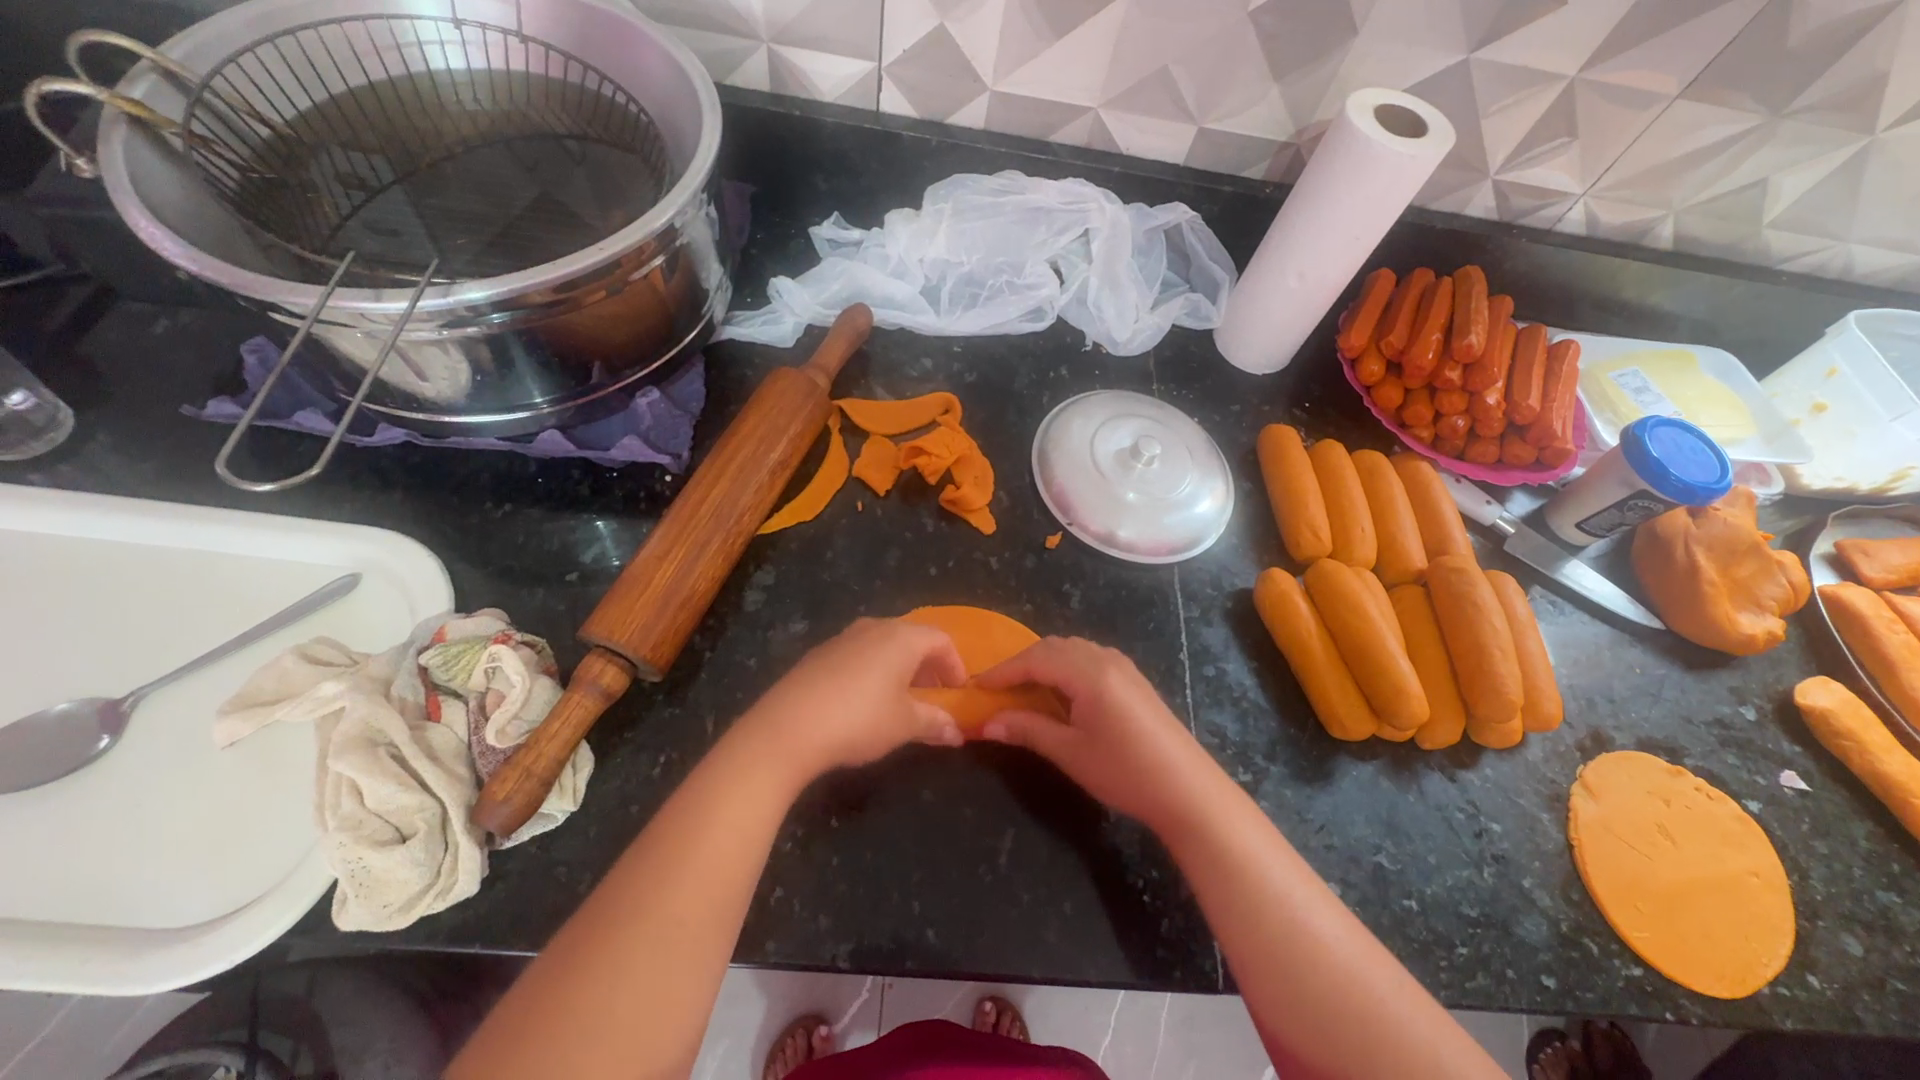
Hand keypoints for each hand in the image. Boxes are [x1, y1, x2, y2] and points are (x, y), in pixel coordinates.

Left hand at [738, 617, 967, 778]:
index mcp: (901, 638)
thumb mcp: (904, 725)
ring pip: (881, 644)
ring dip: (898, 666)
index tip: (958, 691)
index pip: (940, 639)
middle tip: (933, 694)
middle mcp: (873, 628)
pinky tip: (864, 700)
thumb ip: (934, 722)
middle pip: (910, 637)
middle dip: (927, 664)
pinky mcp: (817, 655)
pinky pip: (857, 654)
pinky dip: (872, 670)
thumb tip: (957, 731)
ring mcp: (841, 638)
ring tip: (900, 698)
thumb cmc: (859, 720)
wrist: (787, 728)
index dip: (955, 664)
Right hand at [974, 637, 1220, 831]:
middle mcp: (1106, 659)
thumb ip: (1028, 730)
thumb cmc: (1124, 771)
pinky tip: (1060, 692)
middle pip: (1054, 647)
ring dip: (1044, 662)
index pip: (1035, 659)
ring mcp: (1124, 667)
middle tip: (996, 688)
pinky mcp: (1134, 680)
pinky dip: (1066, 667)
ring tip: (1023, 689)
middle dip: (1022, 663)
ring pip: (1073, 650)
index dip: (1003, 671)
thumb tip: (987, 723)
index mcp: (1089, 673)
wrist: (1187, 789)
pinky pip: (1090, 659)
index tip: (975, 686)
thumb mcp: (1070, 752)